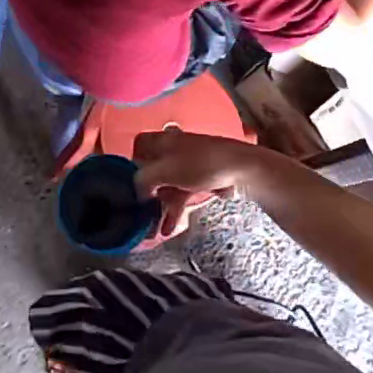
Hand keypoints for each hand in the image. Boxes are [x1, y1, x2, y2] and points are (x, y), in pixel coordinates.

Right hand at [133, 128, 272, 236]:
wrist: (242, 169)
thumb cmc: (198, 165)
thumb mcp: (164, 171)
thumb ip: (142, 180)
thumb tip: (136, 193)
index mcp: (162, 140)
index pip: (138, 146)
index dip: (132, 165)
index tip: (130, 186)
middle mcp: (173, 149)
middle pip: (152, 170)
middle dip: (146, 196)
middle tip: (141, 216)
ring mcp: (188, 164)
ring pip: (167, 186)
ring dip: (160, 209)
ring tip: (154, 232)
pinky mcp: (201, 178)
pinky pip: (182, 193)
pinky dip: (175, 209)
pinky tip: (170, 228)